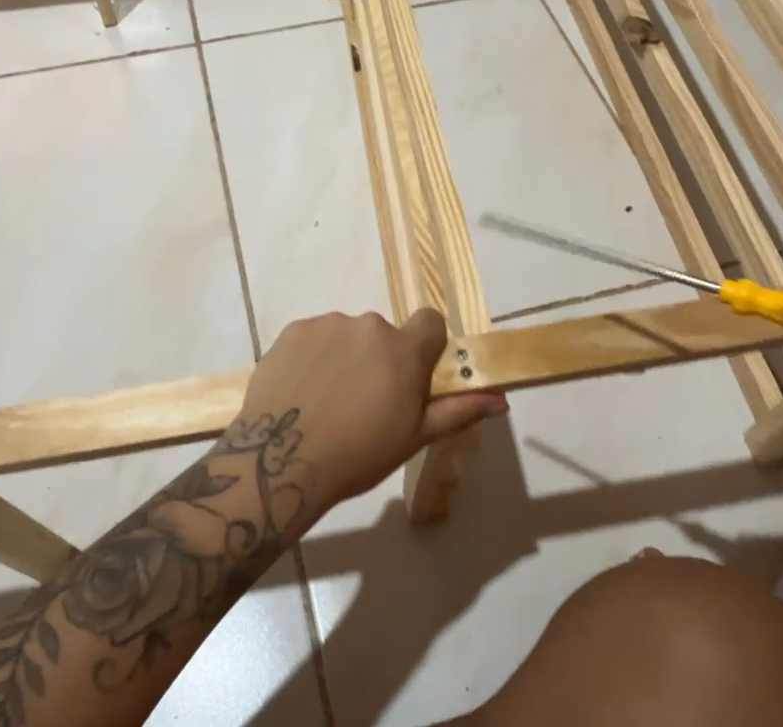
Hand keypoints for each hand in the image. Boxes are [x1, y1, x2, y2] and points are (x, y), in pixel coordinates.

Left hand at [235, 309, 507, 510]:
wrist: (282, 459)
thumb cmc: (359, 454)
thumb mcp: (415, 437)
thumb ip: (458, 410)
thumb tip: (500, 398)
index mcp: (403, 349)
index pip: (430, 322)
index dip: (425, 346)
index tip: (412, 375)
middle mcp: (367, 326)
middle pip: (384, 333)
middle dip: (379, 358)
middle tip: (365, 401)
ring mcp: (326, 325)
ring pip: (346, 334)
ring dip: (344, 356)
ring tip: (327, 400)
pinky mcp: (292, 331)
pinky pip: (313, 337)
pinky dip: (312, 357)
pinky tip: (302, 392)